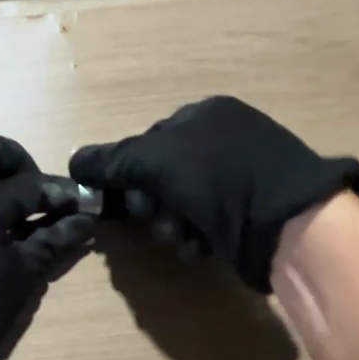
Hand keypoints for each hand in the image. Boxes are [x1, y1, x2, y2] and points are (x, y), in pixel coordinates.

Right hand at [69, 97, 358, 292]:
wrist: (285, 222)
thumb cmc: (220, 181)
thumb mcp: (157, 163)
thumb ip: (113, 161)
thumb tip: (74, 161)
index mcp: (204, 115)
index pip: (146, 143)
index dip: (129, 174)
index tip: (123, 199)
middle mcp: (222, 139)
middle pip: (160, 177)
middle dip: (151, 204)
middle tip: (155, 218)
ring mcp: (237, 176)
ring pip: (177, 204)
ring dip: (169, 225)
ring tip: (181, 236)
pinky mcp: (246, 211)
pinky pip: (202, 222)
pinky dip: (193, 236)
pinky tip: (199, 244)